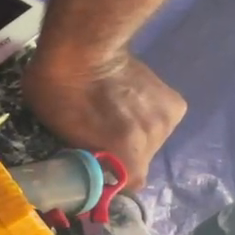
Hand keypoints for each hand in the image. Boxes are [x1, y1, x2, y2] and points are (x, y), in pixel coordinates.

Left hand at [24, 48, 186, 184]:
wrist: (84, 50)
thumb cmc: (59, 95)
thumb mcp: (62, 136)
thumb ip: (87, 157)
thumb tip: (95, 173)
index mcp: (128, 148)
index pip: (130, 184)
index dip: (110, 184)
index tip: (95, 180)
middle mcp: (156, 134)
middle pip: (139, 164)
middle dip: (119, 160)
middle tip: (97, 148)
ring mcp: (170, 116)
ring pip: (150, 145)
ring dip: (133, 142)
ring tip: (112, 126)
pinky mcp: (175, 101)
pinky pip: (158, 126)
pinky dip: (144, 125)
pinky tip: (127, 114)